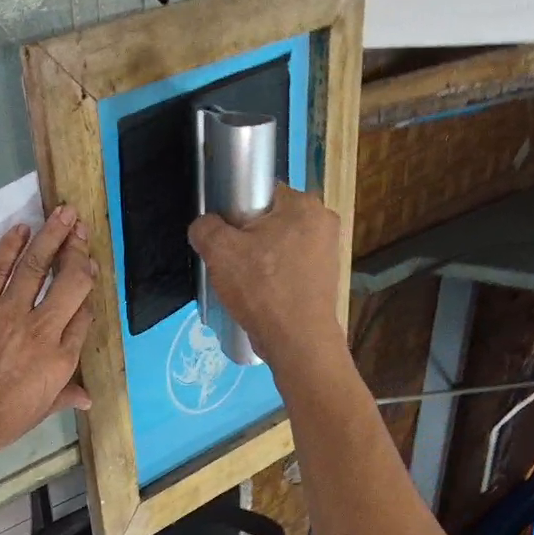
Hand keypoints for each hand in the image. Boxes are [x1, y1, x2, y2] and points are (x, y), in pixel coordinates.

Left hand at [0, 204, 96, 461]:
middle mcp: (42, 330)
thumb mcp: (37, 413)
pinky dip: (10, 245)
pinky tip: (22, 228)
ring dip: (52, 236)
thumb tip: (86, 398)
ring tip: (64, 213)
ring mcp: (9, 313)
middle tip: (81, 231)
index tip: (88, 273)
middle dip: (78, 253)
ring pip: (37, 265)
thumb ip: (63, 396)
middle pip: (70, 282)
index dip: (87, 291)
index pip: (83, 315)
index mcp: (61, 359)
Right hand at [188, 185, 346, 368]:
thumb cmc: (262, 289)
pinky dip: (274, 280)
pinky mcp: (326, 279)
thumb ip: (206, 228)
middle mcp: (323, 221)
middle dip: (248, 240)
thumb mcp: (220, 252)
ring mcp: (328, 252)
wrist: (297, 341)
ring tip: (244, 286)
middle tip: (230, 265)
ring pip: (280, 247)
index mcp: (304, 204)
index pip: (261, 193)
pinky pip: (290, 270)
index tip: (224, 238)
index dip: (236, 213)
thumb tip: (205, 226)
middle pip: (270, 221)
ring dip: (260, 262)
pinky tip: (261, 298)